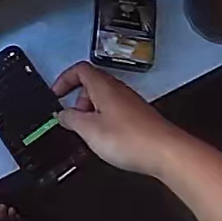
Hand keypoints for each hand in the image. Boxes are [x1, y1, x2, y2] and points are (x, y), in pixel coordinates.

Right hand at [52, 62, 196, 177]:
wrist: (165, 151)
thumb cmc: (131, 139)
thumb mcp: (90, 130)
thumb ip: (71, 119)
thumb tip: (62, 114)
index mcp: (104, 86)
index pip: (80, 70)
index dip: (64, 79)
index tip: (56, 94)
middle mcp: (118, 89)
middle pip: (91, 83)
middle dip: (77, 100)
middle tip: (74, 120)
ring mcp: (129, 101)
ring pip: (103, 98)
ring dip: (91, 112)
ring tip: (90, 133)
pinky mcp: (137, 115)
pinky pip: (114, 110)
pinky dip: (104, 120)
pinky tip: (106, 139)